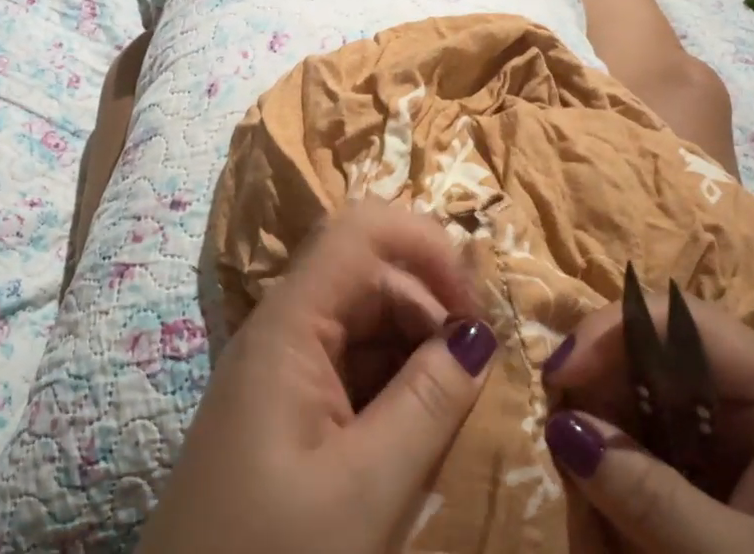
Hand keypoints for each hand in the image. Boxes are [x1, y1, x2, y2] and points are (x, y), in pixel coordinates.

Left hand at [139, 205, 495, 553]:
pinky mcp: (284, 412)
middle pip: (367, 277)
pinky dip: (394, 387)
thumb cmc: (273, 552)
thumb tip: (477, 334)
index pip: (359, 232)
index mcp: (288, 327)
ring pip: (363, 326)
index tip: (477, 307)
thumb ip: (427, 402)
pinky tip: (420, 431)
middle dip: (430, 308)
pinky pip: (350, 371)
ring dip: (418, 353)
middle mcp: (281, 333)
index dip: (425, 246)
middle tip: (480, 375)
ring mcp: (280, 373)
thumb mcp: (365, 486)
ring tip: (457, 410)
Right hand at [541, 292, 753, 552]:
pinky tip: (599, 508)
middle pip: (655, 353)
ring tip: (575, 486)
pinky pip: (646, 445)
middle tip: (552, 434)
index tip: (558, 377)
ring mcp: (733, 442)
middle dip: (597, 385)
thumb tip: (561, 427)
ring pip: (640, 399)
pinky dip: (613, 468)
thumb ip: (652, 498)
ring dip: (598, 431)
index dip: (613, 331)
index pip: (687, 323)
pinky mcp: (714, 477)